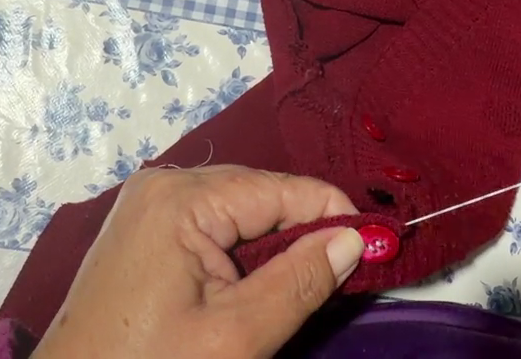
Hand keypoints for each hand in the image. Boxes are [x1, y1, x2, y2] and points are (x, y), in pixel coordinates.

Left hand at [33, 165, 366, 358]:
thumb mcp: (234, 338)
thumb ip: (299, 282)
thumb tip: (355, 238)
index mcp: (180, 197)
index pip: (278, 189)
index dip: (332, 213)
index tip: (379, 241)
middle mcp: (162, 183)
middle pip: (257, 196)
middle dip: (302, 231)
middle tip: (346, 271)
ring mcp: (147, 204)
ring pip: (236, 210)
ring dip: (273, 244)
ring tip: (307, 279)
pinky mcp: (141, 228)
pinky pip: (209, 224)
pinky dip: (240, 250)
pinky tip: (257, 282)